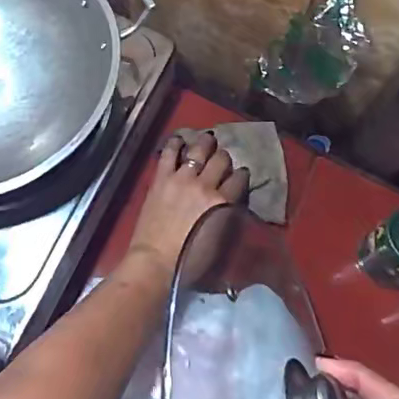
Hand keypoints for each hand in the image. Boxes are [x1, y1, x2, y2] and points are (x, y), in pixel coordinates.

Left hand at [125, 131, 247, 285]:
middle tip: (223, 157)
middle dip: (224, 157)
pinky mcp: (161, 177)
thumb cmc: (191, 259)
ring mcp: (181, 178)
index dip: (242, 175)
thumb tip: (231, 203)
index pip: (239, 180)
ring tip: (208, 138)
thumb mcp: (221, 239)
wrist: (156, 259)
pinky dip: (174, 143)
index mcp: (223, 202)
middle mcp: (205, 185)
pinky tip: (179, 139)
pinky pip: (169, 153)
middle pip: (220, 161)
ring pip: (198, 152)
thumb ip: (228, 216)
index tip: (242, 173)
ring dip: (205, 144)